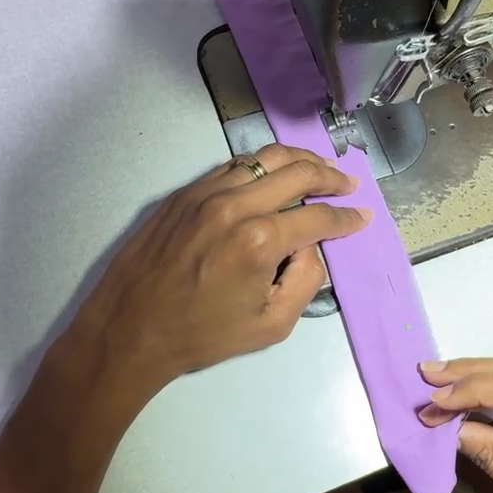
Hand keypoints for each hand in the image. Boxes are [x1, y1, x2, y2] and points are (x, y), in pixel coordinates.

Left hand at [59, 144, 369, 393]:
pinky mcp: (183, 192)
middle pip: (297, 172)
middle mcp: (235, 205)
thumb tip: (311, 247)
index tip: (362, 217)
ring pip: (263, 158)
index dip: (346, 217)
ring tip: (318, 168)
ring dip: (298, 160)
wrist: (129, 330)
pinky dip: (260, 165)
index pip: (318, 216)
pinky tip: (271, 175)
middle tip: (348, 183)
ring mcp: (205, 192)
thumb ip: (305, 280)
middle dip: (331, 176)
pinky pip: (232, 166)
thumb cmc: (202, 335)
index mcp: (259, 240)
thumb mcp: (271, 326)